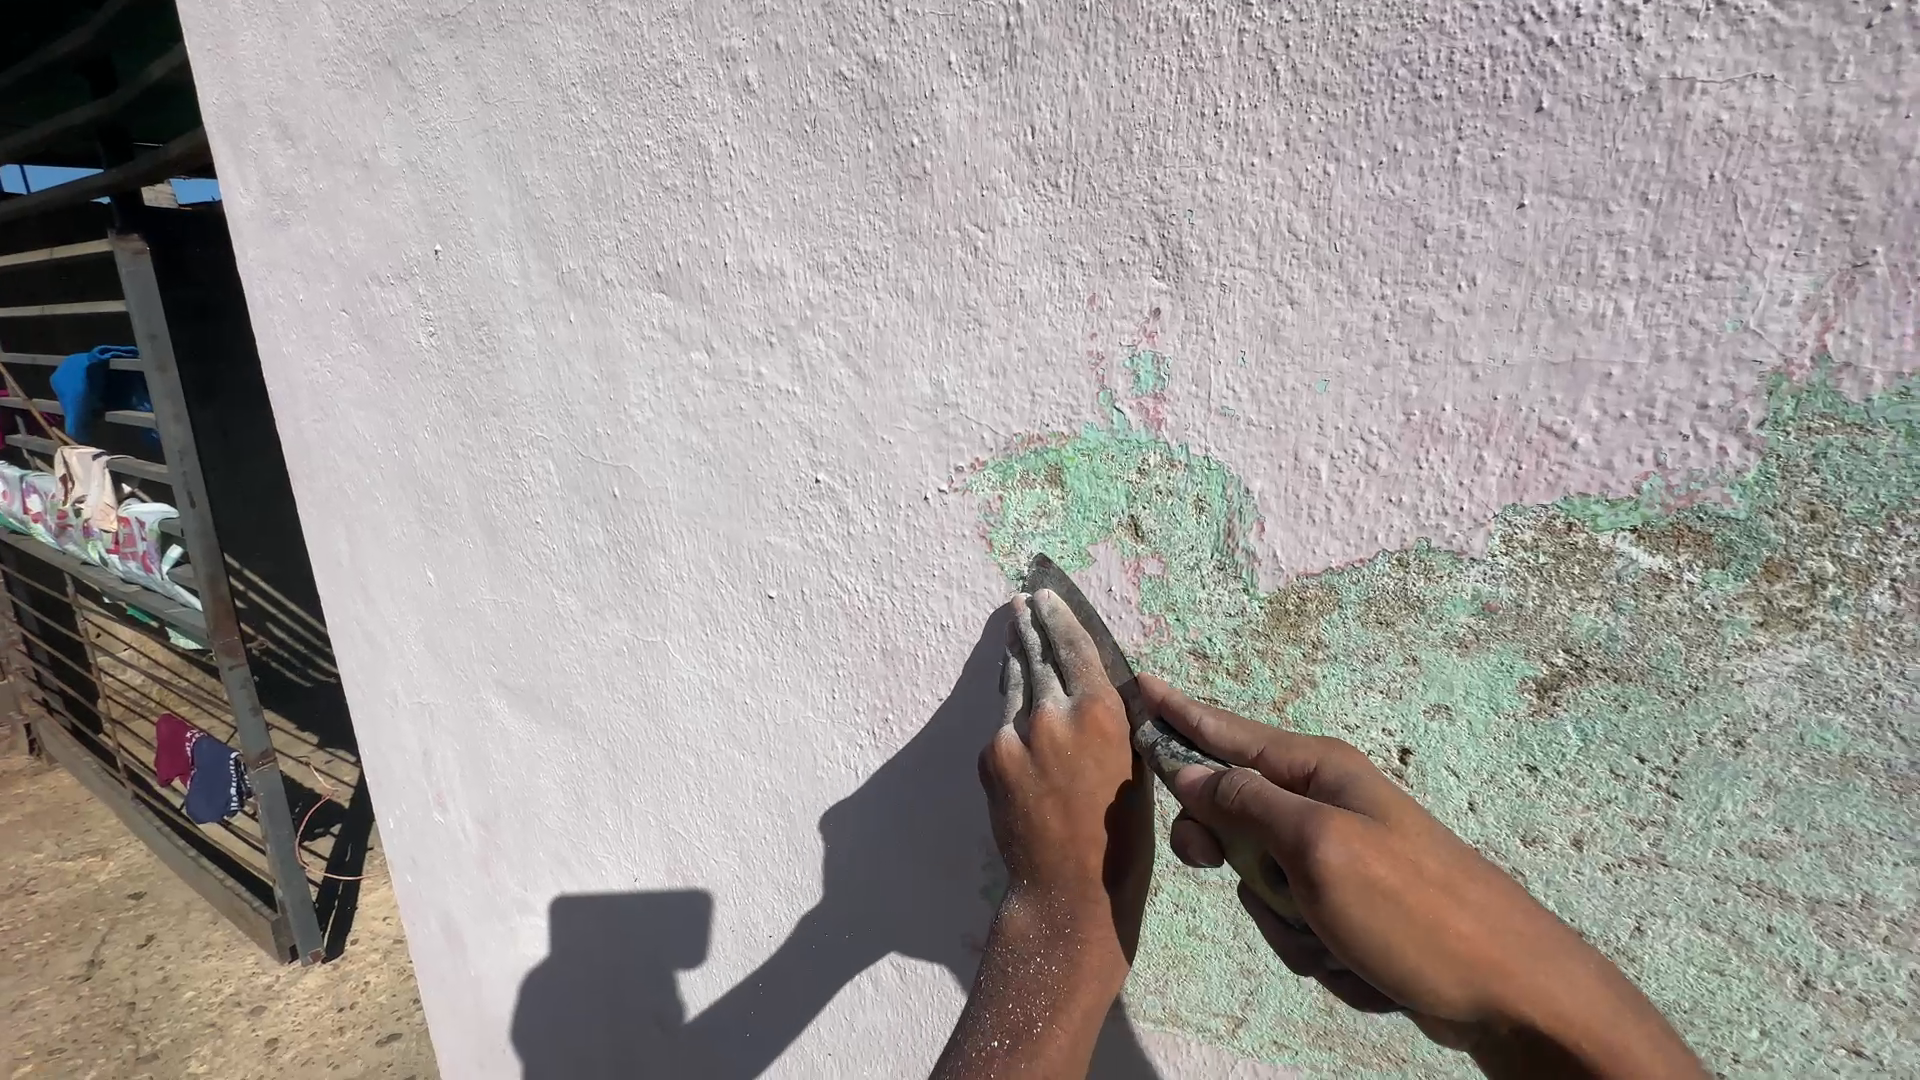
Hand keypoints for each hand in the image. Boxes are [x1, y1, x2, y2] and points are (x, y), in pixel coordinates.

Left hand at [979, 590, 1152, 964]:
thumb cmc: (1121, 834)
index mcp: (1100, 712)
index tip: (1045, 596)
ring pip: (1014, 682)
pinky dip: (1009, 702)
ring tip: (1013, 631)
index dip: (1059, 617)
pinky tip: (1011, 690)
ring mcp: (1016, 734)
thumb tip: (1093, 686)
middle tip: (1022, 601)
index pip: (1075, 647)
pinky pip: (1003, 719)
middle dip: (1030, 624)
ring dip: (1015, 655)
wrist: (1068, 887)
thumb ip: (1110, 720)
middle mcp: (1054, 713)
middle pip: (1038, 654)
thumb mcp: (1133, 765)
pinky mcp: (991, 756)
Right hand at [1138, 675, 1706, 1079]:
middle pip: (1231, 811)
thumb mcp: (1317, 848)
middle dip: (1226, 851)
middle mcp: (1320, 804)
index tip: (1138, 684)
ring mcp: (1333, 856)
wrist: (1514, 998)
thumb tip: (1189, 773)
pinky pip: (1291, 919)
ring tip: (1333, 939)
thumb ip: (1244, 804)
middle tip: (1213, 864)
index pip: (1226, 731)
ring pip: (1257, 878)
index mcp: (1316, 772)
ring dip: (1284, 919)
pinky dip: (1313, 946)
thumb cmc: (1413, 910)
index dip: (1177, 711)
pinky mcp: (1344, 905)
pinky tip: (1355, 961)